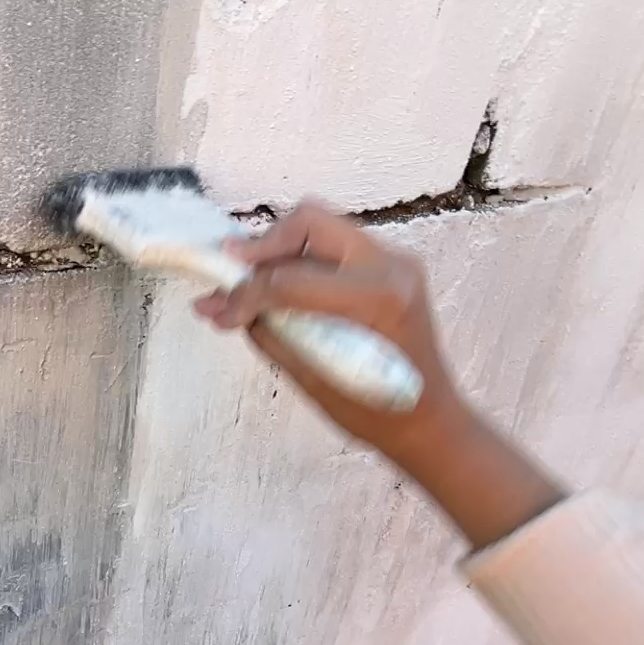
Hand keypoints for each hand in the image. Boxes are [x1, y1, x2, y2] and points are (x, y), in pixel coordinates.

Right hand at [194, 203, 565, 549]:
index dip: (243, 291)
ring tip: (243, 285)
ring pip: (317, 228)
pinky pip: (330, 249)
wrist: (428, 422)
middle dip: (259, 247)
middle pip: (307, 222)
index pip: (288, 277)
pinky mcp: (387, 267)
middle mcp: (389, 265)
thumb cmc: (375, 411)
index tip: (215, 308)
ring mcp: (393, 261)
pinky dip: (295, 263)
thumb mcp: (308, 375)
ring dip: (275, 253)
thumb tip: (222, 305)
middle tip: (227, 272)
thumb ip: (265, 328)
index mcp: (375, 297)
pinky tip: (273, 289)